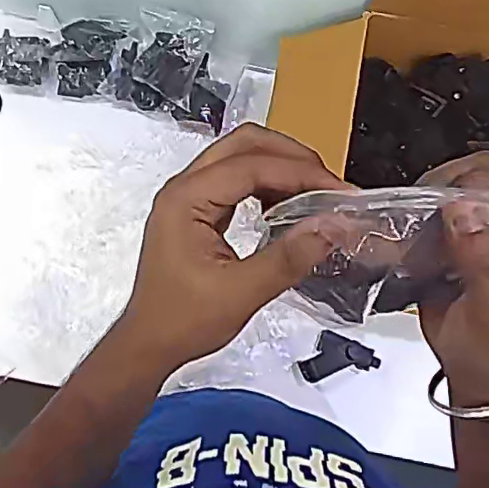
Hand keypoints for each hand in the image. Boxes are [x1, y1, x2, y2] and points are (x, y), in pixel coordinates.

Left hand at [111, 124, 352, 372]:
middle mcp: (185, 189)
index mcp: (186, 199)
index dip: (301, 173)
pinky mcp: (199, 211)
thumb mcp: (241, 292)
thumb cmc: (181, 321)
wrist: (150, 343)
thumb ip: (289, 257)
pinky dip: (269, 185)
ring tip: (316, 194)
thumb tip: (332, 227)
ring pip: (242, 157)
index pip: (252, 166)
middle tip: (328, 184)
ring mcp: (191, 198)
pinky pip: (238, 181)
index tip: (337, 191)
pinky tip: (290, 206)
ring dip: (282, 168)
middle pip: (245, 144)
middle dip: (292, 157)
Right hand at [416, 152, 488, 406]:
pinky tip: (416, 226)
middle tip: (435, 201)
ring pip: (472, 181)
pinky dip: (427, 208)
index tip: (465, 196)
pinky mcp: (467, 235)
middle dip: (466, 179)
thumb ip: (486, 262)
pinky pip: (447, 204)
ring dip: (442, 191)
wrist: (478, 379)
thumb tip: (466, 211)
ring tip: (422, 214)